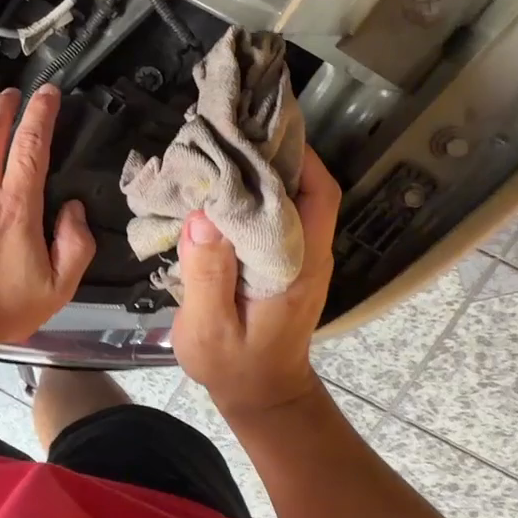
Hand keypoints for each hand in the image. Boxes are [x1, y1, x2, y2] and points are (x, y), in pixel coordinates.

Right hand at [171, 146, 341, 420]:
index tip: (256, 125)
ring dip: (261, 165)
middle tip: (228, 122)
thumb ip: (208, 275)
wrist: (263, 395)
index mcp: (296, 264)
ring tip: (218, 141)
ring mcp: (298, 255)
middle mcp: (307, 252)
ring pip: (290, 195)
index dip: (294, 154)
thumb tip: (203, 217)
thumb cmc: (235, 365)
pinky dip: (251, 188)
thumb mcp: (211, 328)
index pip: (314, 194)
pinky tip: (216, 179)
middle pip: (305, 185)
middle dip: (274, 149)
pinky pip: (274, 211)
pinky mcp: (282, 258)